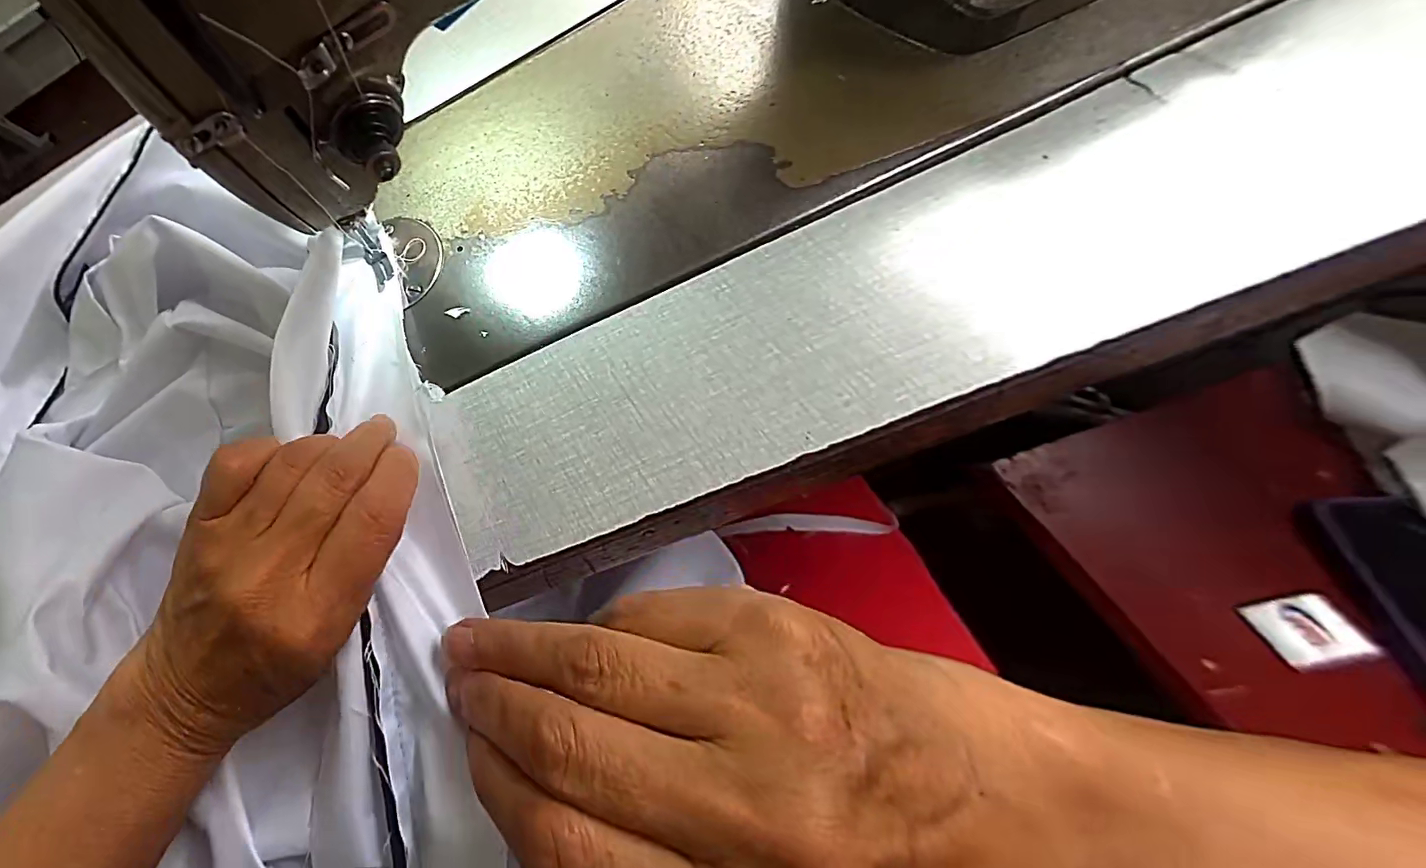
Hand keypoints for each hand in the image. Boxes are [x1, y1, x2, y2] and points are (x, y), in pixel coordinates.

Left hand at [112, 417, 416, 759]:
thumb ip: (360, 566)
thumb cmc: (272, 671)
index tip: (405, 458)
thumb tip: (379, 489)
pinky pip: (236, 461)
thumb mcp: (336, 637)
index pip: (369, 524)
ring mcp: (226, 545)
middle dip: (367, 446)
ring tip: (345, 442)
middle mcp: (269, 575)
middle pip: (332, 485)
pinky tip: (289, 455)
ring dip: (328, 442)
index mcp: (315, 617)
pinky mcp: (196, 525)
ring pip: (289, 466)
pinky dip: (272, 447)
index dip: (395, 478)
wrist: (185, 688)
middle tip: (384, 431)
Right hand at [445, 587, 1049, 867]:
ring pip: (598, 655)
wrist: (1004, 809)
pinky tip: (580, 637)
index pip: (569, 842)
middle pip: (573, 733)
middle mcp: (749, 785)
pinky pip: (647, 613)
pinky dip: (600, 627)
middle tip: (453, 677)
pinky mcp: (768, 619)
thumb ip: (640, 855)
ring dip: (523, 648)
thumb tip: (534, 789)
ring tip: (479, 641)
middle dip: (495, 703)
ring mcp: (760, 684)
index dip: (500, 791)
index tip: (468, 751)